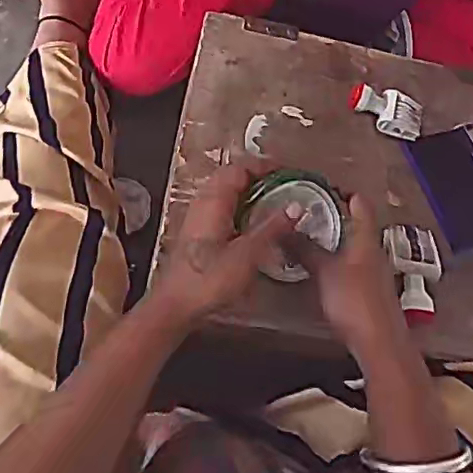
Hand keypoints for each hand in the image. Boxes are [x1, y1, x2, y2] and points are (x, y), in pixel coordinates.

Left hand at [150, 162, 299, 328]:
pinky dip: (240, 205)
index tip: (288, 173)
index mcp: (214, 199)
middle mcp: (204, 200)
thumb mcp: (247, 254)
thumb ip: (273, 228)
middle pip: (232, 175)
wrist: (174, 306)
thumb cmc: (210, 279)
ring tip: (274, 202)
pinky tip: (253, 223)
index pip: (240, 167)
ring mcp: (198, 214)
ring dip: (249, 191)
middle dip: (259, 176)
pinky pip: (222, 205)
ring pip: (226, 190)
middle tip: (284, 186)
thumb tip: (298, 206)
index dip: (264, 166)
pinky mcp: (197, 230)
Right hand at [296, 194, 409, 360]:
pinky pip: (352, 265)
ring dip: (335, 239)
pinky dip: (337, 259)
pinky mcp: (370, 292)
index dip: (344, 192)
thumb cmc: (354, 301)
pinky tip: (321, 269)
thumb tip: (283, 228)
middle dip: (334, 216)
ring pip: (354, 246)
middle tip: (308, 212)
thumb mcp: (324, 272)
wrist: (380, 344)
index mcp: (366, 239)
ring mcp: (374, 272)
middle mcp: (374, 251)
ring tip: (309, 238)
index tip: (323, 187)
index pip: (360, 204)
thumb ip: (304, 249)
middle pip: (357, 224)